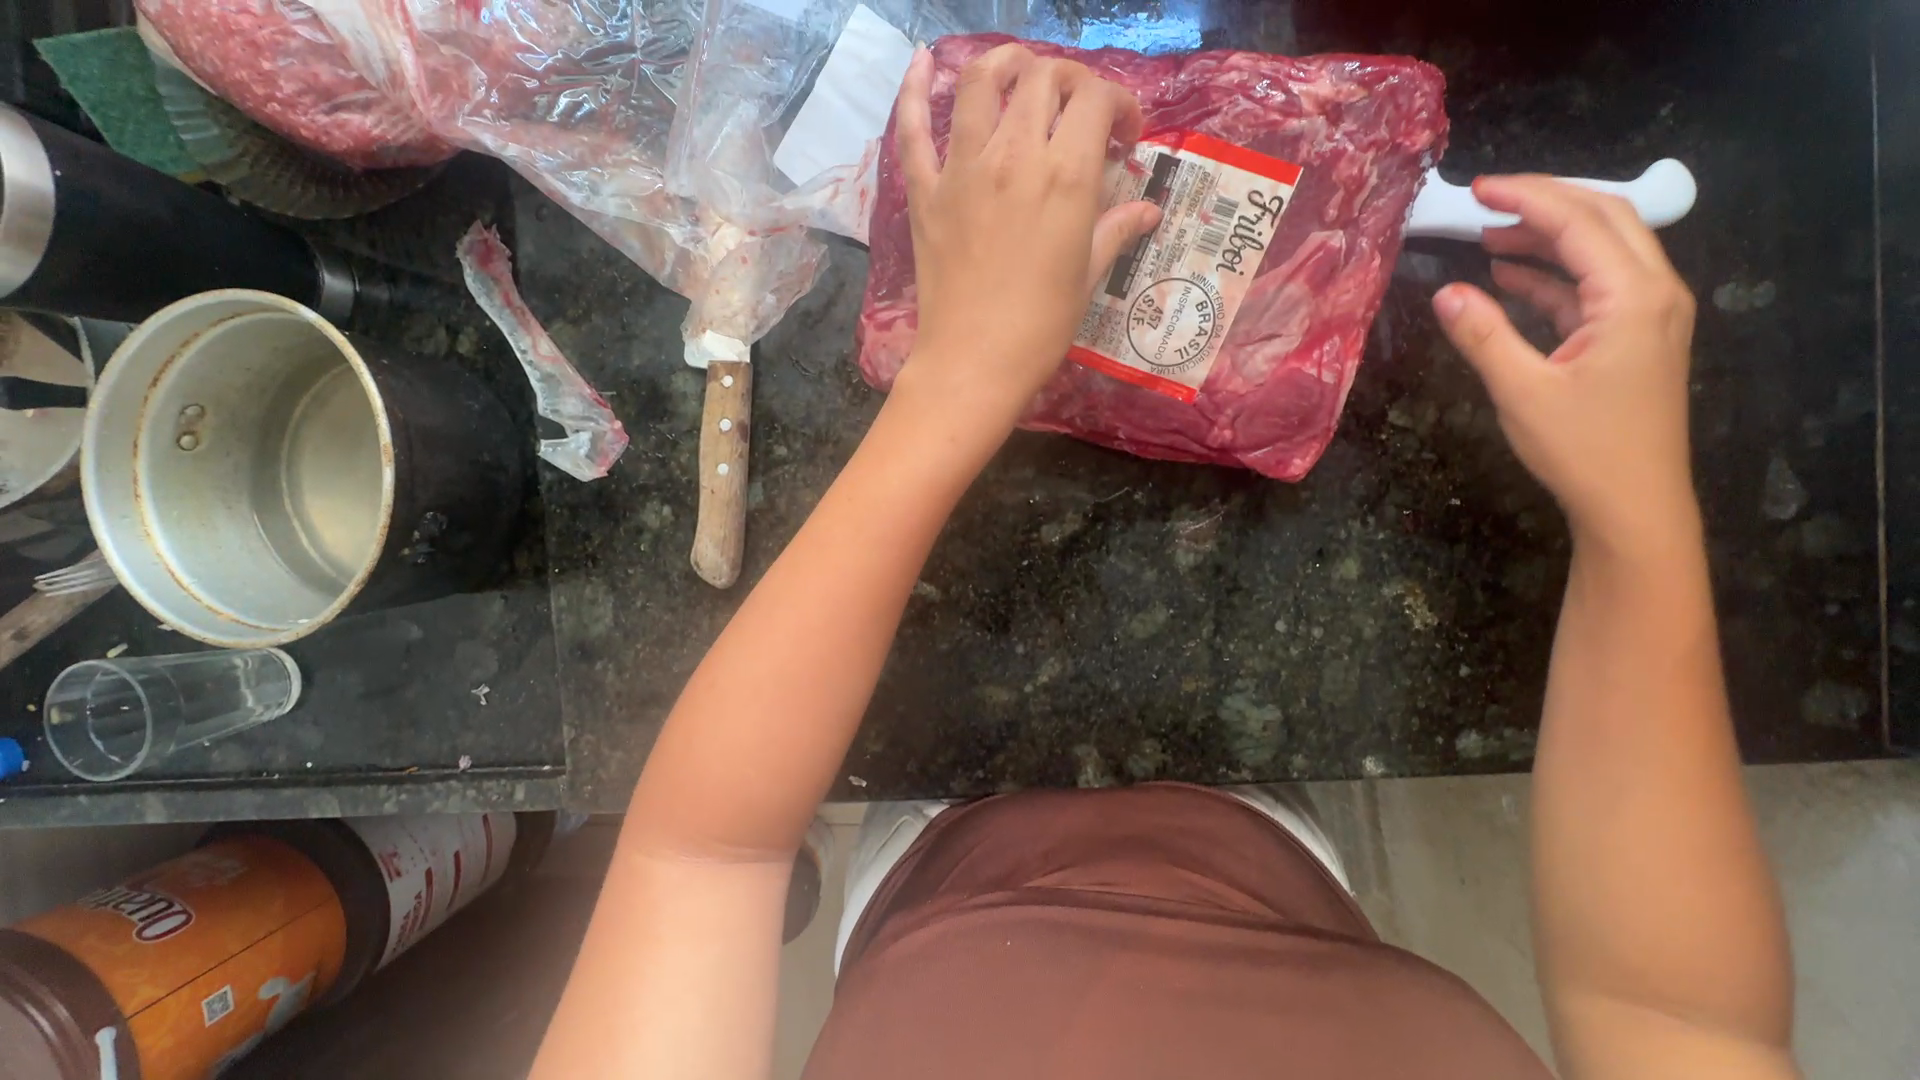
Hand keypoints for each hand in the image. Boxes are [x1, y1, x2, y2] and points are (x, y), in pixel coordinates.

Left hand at [890, 43, 1161, 428]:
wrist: (973, 362)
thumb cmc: (1040, 327)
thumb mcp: (1087, 277)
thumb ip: (1115, 230)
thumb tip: (1147, 209)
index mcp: (1064, 174)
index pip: (1095, 98)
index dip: (1118, 103)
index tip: (1124, 135)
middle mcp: (1013, 155)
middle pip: (1042, 77)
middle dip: (1070, 80)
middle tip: (1077, 110)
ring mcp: (963, 169)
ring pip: (981, 82)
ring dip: (1007, 64)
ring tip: (1020, 73)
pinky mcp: (926, 191)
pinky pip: (914, 129)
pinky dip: (916, 90)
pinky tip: (923, 60)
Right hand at [1433, 177, 1700, 560]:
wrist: (1632, 502)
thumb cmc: (1582, 447)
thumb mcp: (1521, 390)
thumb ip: (1483, 335)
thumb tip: (1446, 292)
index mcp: (1634, 297)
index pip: (1580, 223)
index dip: (1528, 197)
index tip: (1479, 187)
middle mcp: (1653, 293)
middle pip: (1605, 221)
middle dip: (1544, 204)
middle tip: (1485, 201)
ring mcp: (1648, 315)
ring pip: (1601, 252)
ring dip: (1548, 238)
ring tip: (1489, 235)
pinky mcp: (1634, 338)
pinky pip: (1594, 288)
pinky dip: (1553, 275)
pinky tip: (1511, 276)